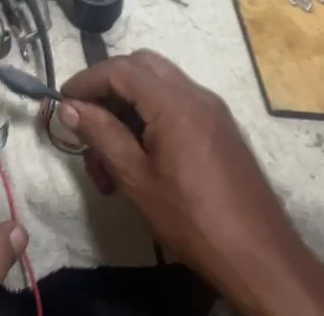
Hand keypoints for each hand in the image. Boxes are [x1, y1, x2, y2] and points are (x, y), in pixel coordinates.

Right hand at [59, 50, 323, 315]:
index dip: (86, 80)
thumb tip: (69, 107)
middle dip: (108, 83)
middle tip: (86, 114)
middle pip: (142, 65)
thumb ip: (101, 134)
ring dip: (129, 99)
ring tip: (110, 142)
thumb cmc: (193, 220)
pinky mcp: (222, 128)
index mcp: (174, 103)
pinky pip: (178, 101)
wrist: (261, 259)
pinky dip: (152, 111)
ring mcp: (213, 111)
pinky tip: (140, 149)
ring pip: (160, 82)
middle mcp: (196, 95)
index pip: (119, 69)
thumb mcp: (136, 178)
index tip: (62, 101)